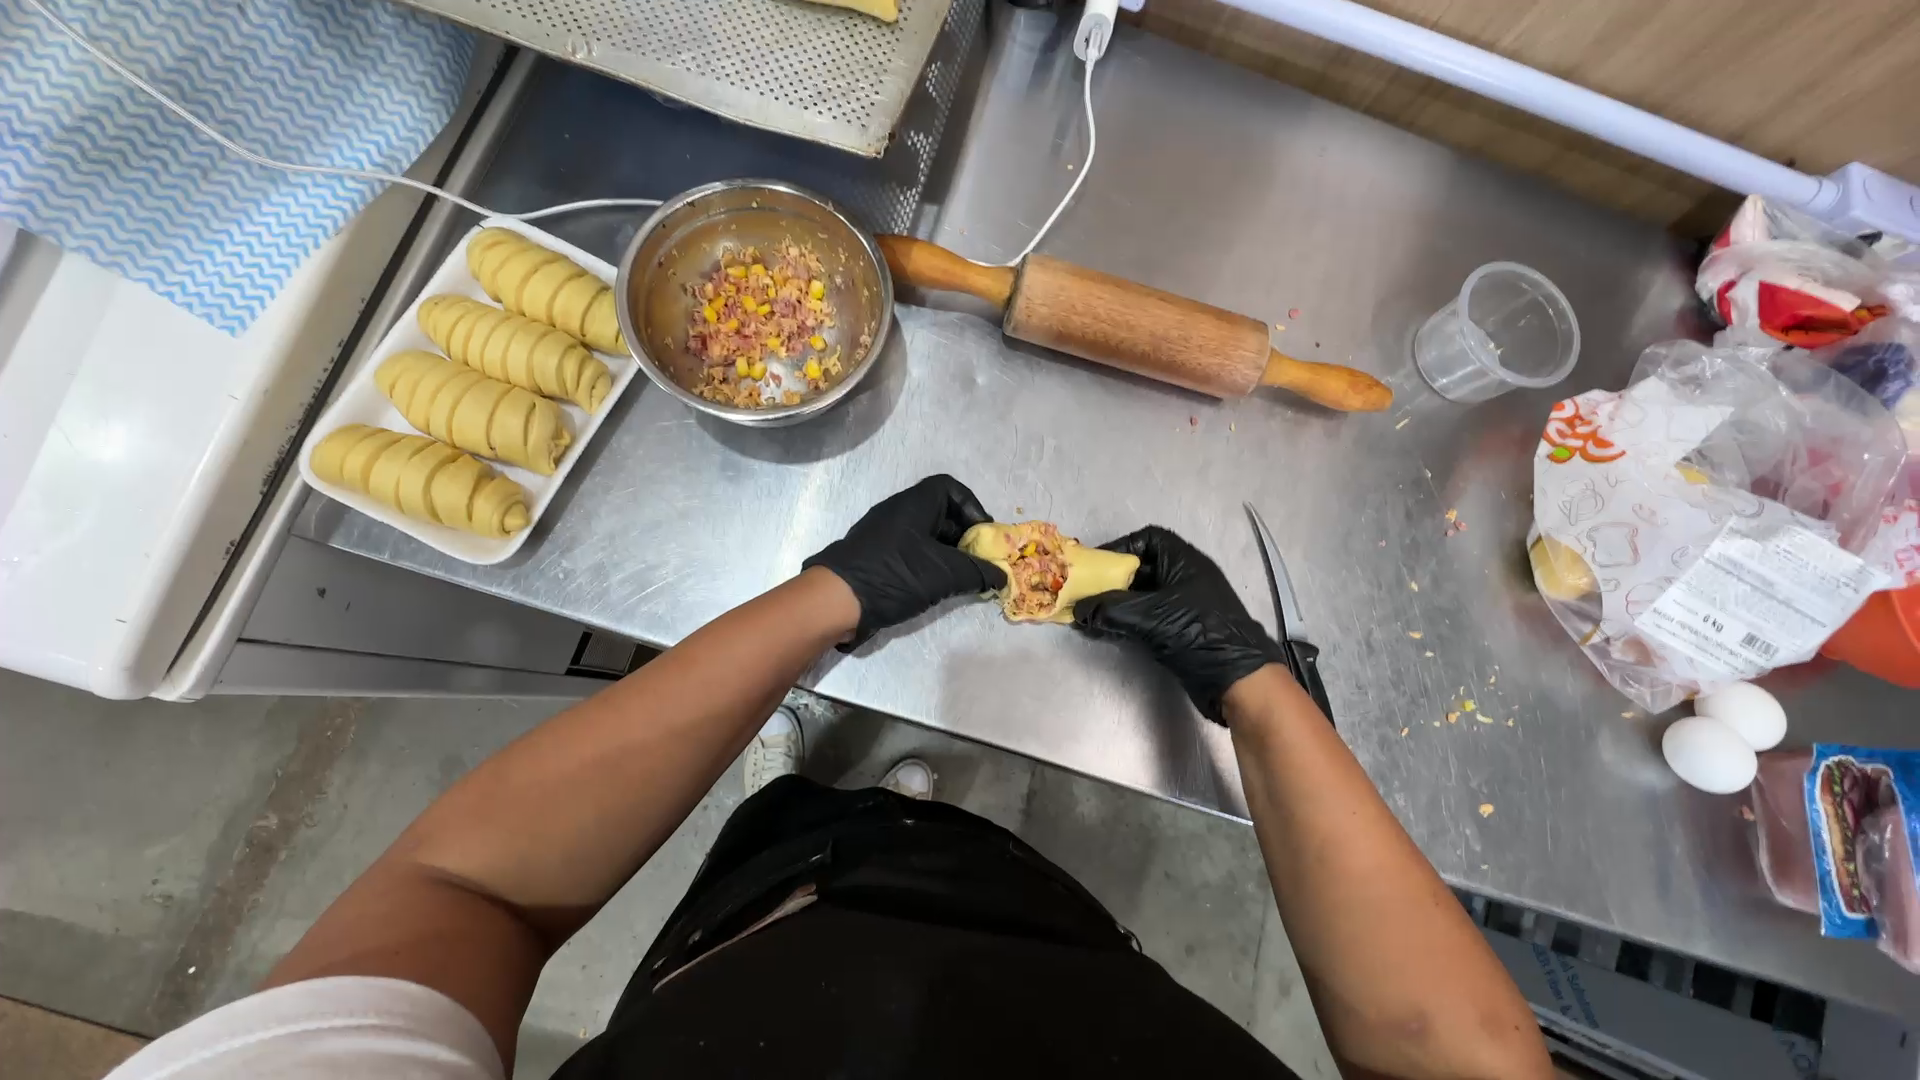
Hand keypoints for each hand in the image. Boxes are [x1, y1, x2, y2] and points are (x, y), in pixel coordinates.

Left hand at [803, 475, 1008, 647]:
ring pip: (927, 536)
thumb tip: (1001, 577)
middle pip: (941, 513)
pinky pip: (912, 553)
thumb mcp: (944, 574)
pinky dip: (930, 566)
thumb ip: (977, 572)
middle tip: (980, 561)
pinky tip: (937, 589)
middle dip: (965, 536)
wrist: (836, 600)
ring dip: (948, 554)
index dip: (973, 507)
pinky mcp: (877, 558)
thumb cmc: (894, 575)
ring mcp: (885, 536)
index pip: (950, 488)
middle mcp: (899, 513)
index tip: (984, 534)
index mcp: (914, 504)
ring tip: (963, 579)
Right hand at [1073, 526, 1286, 723]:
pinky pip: (1146, 618)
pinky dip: (1125, 621)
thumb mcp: (1149, 616)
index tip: (1096, 564)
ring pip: (1142, 596)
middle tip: (1084, 591)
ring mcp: (1184, 606)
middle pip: (1141, 568)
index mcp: (1184, 561)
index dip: (1121, 546)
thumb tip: (1078, 609)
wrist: (1238, 679)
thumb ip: (1109, 609)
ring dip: (1115, 604)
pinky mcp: (1180, 631)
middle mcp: (1184, 578)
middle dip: (1112, 579)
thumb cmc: (1197, 633)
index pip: (1149, 539)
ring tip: (1087, 614)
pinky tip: (1104, 631)